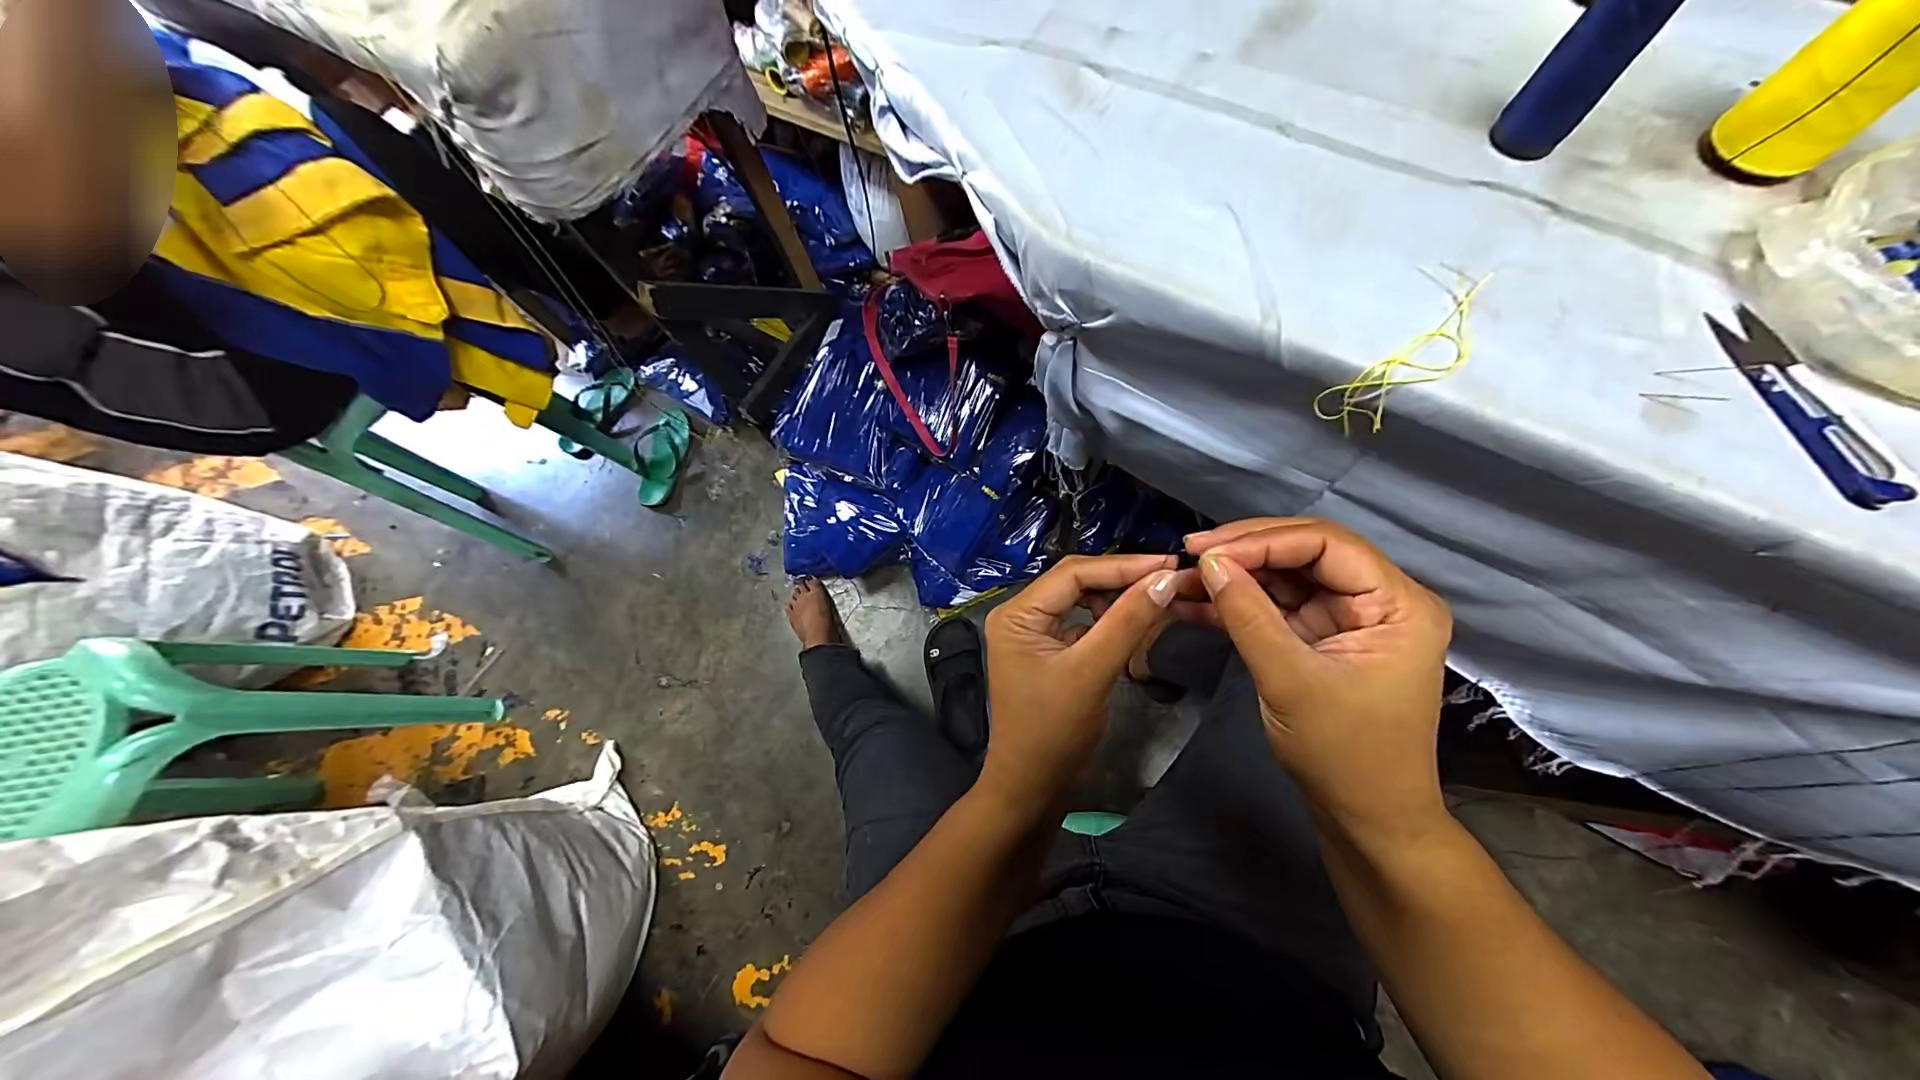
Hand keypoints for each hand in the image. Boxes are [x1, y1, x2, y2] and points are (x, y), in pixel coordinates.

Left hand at [979, 554, 1180, 812]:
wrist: (1032, 785)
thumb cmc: (1053, 732)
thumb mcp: (1092, 672)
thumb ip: (1128, 622)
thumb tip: (1165, 579)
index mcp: (1017, 613)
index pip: (1074, 572)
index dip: (1124, 566)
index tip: (1170, 565)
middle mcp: (1020, 614)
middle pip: (1078, 581)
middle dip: (1124, 579)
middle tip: (1172, 577)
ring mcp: (1033, 632)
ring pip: (1083, 599)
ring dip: (1119, 597)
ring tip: (1159, 596)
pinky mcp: (1048, 649)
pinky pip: (1084, 621)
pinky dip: (1111, 619)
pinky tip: (1136, 619)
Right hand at [1183, 518, 1452, 842]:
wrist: (1363, 816)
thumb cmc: (1343, 754)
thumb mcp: (1290, 681)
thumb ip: (1248, 615)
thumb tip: (1207, 562)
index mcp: (1397, 604)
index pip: (1326, 544)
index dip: (1262, 540)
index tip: (1204, 551)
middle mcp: (1377, 600)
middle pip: (1304, 551)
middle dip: (1244, 551)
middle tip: (1188, 554)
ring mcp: (1345, 617)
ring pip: (1283, 575)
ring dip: (1233, 575)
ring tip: (1182, 575)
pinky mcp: (1317, 636)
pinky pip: (1274, 605)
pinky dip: (1236, 602)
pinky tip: (1194, 601)